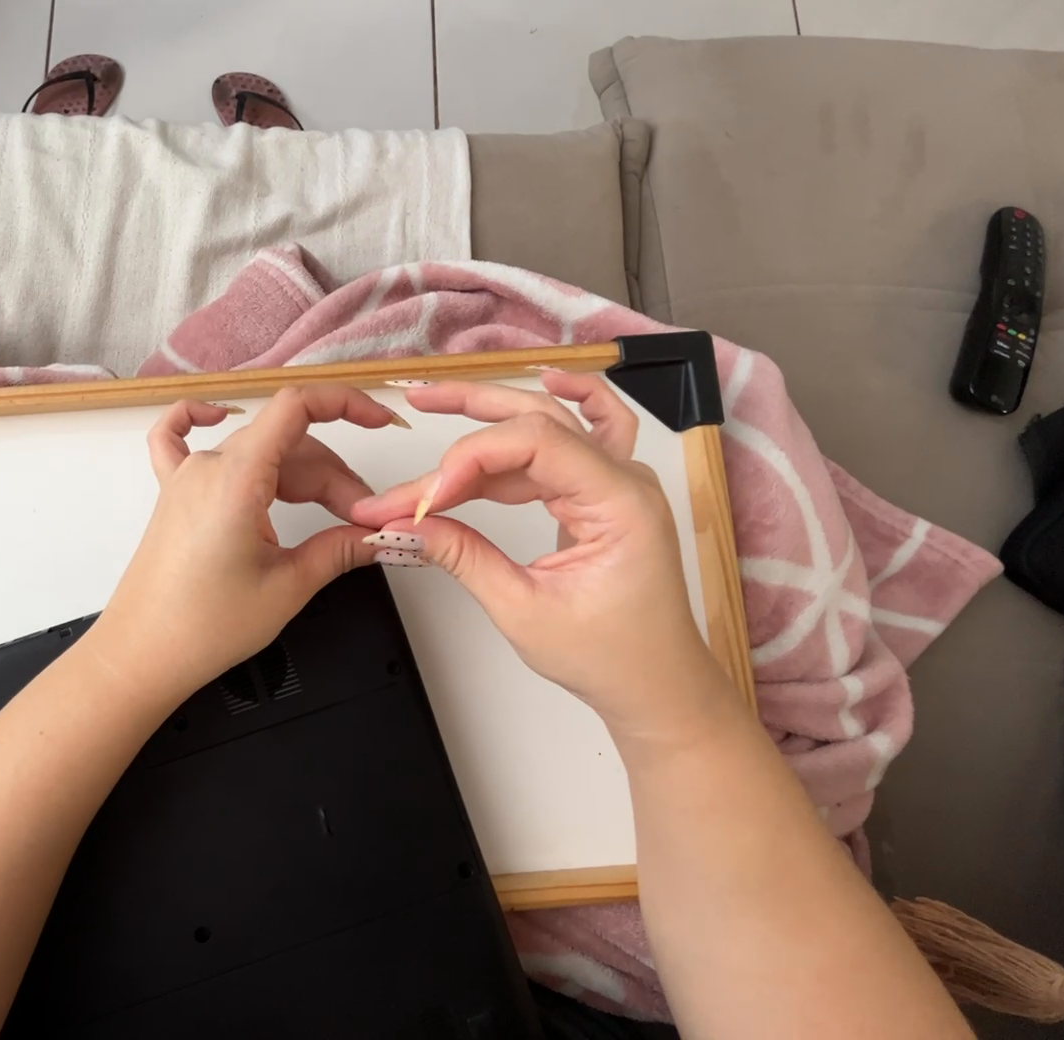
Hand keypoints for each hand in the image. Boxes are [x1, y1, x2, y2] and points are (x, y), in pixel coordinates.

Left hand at [90, 385, 403, 705]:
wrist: (144, 654)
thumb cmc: (203, 626)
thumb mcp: (288, 586)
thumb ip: (340, 549)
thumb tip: (381, 535)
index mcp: (237, 478)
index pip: (297, 408)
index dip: (345, 403)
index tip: (380, 420)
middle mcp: (208, 467)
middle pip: (290, 445)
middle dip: (336, 479)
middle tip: (365, 526)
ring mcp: (186, 478)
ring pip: (259, 452)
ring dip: (300, 476)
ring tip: (331, 517)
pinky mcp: (174, 496)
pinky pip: (177, 439)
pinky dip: (197, 420)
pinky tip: (213, 414)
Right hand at [351, 374, 725, 737]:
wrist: (658, 685)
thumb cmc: (609, 657)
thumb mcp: (522, 610)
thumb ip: (462, 557)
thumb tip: (405, 526)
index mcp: (619, 505)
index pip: (533, 445)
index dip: (468, 459)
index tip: (421, 497)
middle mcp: (624, 481)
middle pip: (540, 417)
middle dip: (472, 407)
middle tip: (416, 401)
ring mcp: (616, 483)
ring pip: (547, 425)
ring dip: (490, 416)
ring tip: (434, 404)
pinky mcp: (600, 494)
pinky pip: (584, 433)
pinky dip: (562, 404)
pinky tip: (544, 377)